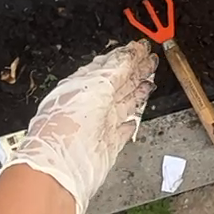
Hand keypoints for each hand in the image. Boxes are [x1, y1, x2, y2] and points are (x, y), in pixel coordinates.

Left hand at [0, 40, 156, 213]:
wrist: (62, 165)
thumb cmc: (67, 123)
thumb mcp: (96, 85)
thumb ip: (116, 68)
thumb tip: (131, 52)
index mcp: (84, 86)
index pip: (111, 66)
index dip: (129, 56)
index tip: (143, 48)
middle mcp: (91, 104)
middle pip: (120, 83)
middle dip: (137, 71)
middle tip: (151, 60)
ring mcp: (100, 125)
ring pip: (124, 103)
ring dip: (138, 92)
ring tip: (150, 81)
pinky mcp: (107, 145)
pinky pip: (123, 131)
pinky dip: (130, 123)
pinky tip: (135, 119)